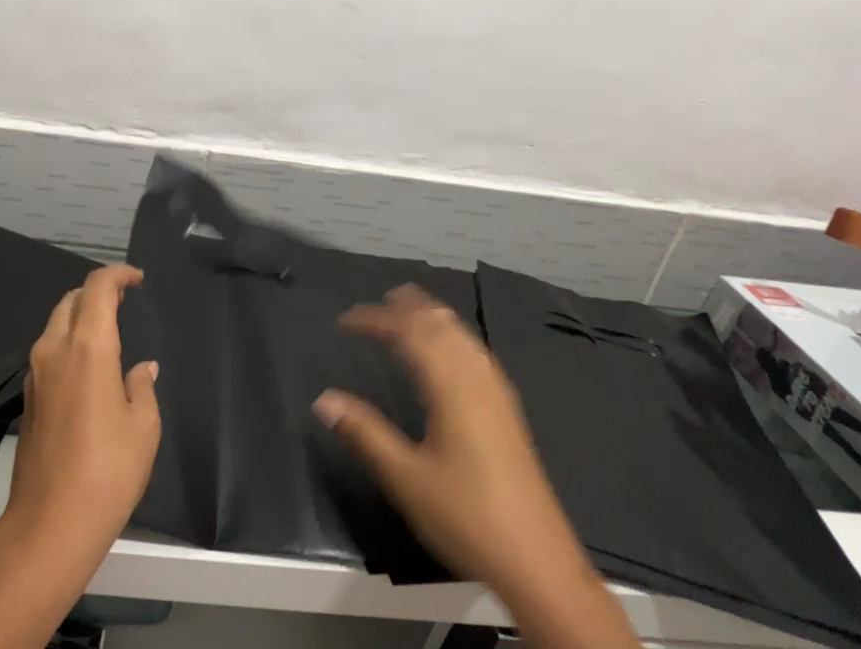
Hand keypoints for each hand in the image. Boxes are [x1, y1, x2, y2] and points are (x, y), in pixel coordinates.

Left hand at [6, 265, 161, 553]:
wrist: (52, 520)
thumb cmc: (109, 469)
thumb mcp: (143, 426)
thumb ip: (141, 387)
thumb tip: (141, 369)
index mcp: (87, 348)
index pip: (97, 289)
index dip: (117, 275)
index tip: (137, 280)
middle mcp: (54, 351)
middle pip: (70, 301)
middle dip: (96, 293)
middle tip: (124, 301)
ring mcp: (35, 375)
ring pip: (55, 326)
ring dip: (80, 318)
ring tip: (109, 331)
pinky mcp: (28, 398)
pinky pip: (48, 353)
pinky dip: (69, 344)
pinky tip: (90, 367)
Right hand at [313, 284, 568, 592]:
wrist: (537, 560)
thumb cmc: (465, 516)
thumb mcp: (405, 478)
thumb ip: (364, 433)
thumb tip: (324, 399)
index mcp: (451, 389)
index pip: (410, 334)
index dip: (376, 320)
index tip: (344, 320)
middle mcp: (478, 382)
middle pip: (443, 327)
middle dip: (410, 308)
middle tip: (378, 300)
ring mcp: (499, 397)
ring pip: (465, 338)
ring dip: (434, 319)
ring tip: (410, 312)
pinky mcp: (508, 414)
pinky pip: (477, 355)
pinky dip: (454, 338)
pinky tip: (450, 354)